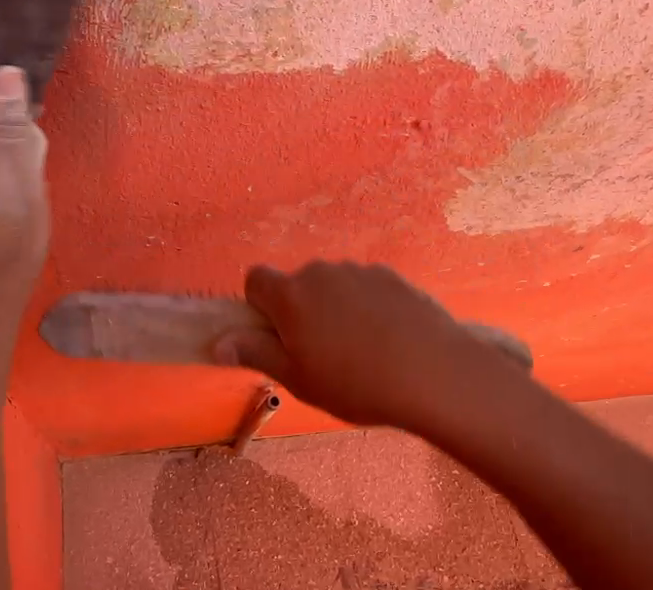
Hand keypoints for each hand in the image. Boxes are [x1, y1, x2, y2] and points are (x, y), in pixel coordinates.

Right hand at [214, 262, 518, 430]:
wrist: (434, 373)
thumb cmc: (355, 383)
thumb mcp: (298, 379)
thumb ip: (255, 354)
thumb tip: (218, 342)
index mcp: (290, 294)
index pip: (255, 278)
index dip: (259, 305)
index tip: (277, 335)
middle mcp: (320, 271)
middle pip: (297, 284)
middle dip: (301, 310)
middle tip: (322, 353)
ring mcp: (358, 270)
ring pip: (333, 285)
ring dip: (335, 307)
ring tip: (363, 351)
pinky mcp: (391, 275)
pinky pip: (365, 287)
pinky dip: (368, 306)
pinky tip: (389, 339)